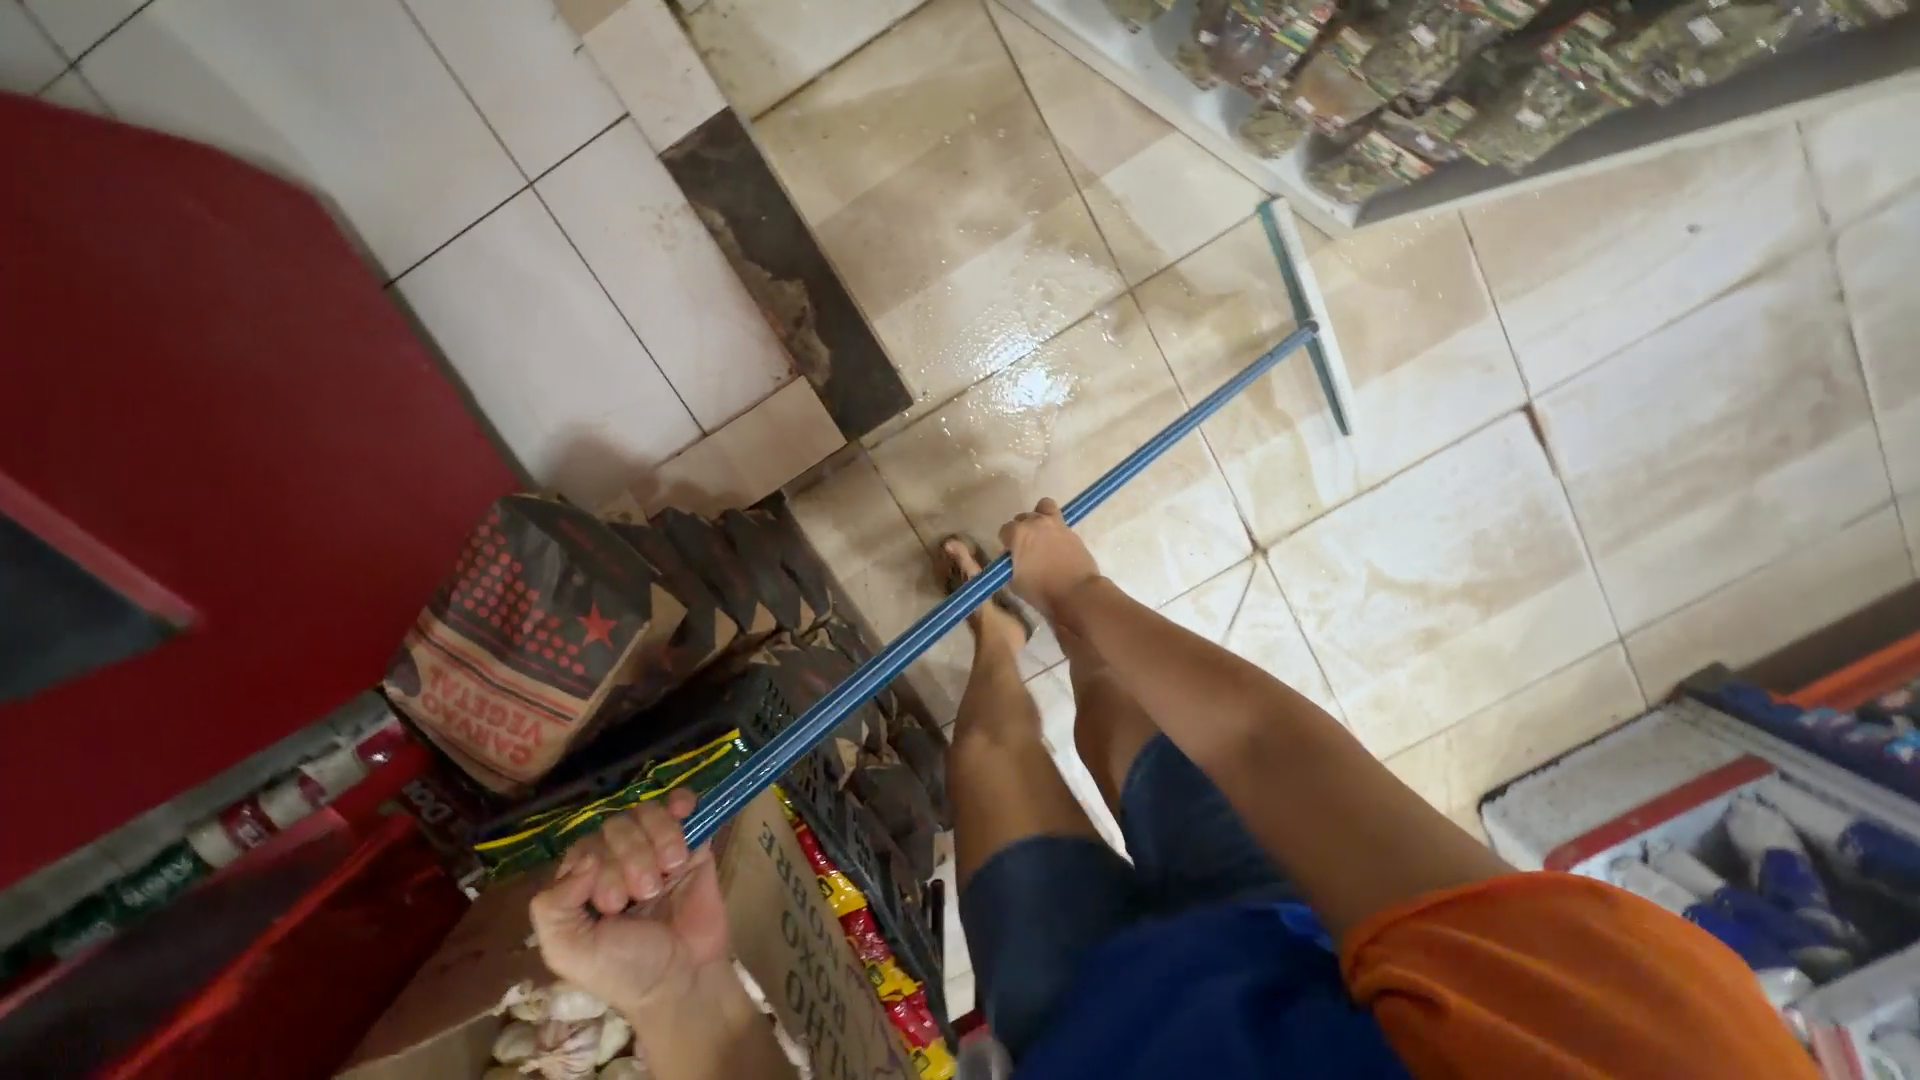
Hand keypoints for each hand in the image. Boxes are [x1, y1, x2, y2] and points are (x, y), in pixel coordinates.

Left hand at [529, 788, 729, 1016]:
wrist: (685, 979)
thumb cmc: (625, 970)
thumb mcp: (570, 951)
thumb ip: (552, 908)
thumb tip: (586, 859)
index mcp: (585, 883)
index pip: (587, 845)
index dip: (601, 864)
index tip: (613, 904)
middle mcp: (619, 861)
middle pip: (618, 826)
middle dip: (631, 856)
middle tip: (644, 892)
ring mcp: (657, 851)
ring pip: (648, 814)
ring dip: (659, 837)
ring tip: (669, 870)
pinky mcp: (692, 847)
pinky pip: (683, 808)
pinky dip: (681, 802)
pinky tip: (684, 810)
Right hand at [998, 498, 1101, 620]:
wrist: (1076, 591)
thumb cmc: (1041, 589)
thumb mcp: (1015, 582)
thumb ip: (1011, 565)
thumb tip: (1015, 559)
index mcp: (1019, 533)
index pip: (1005, 531)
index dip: (1007, 544)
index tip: (1012, 556)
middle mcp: (1036, 522)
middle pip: (1023, 518)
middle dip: (1022, 530)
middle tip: (1027, 548)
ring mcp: (1057, 524)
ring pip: (1044, 507)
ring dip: (1040, 516)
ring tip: (1042, 534)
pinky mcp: (1072, 531)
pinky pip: (1059, 523)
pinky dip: (1056, 530)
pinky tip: (1057, 546)